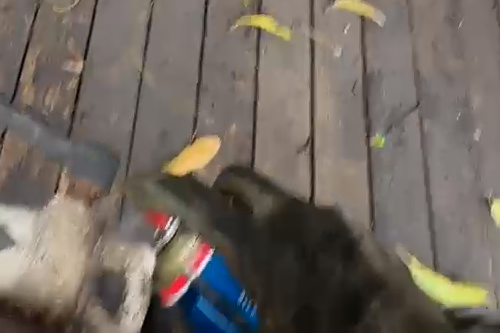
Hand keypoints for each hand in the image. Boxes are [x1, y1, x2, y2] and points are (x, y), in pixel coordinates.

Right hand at [130, 167, 499, 332]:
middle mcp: (292, 218)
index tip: (137, 183)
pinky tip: (300, 275)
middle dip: (214, 192)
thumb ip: (203, 328)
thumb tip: (166, 316)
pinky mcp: (361, 236)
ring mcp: (331, 221)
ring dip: (256, 216)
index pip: (196, 201)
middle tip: (197, 221)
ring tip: (251, 259)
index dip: (162, 189)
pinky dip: (292, 234)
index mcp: (258, 244)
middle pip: (240, 181)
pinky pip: (313, 222)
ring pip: (279, 201)